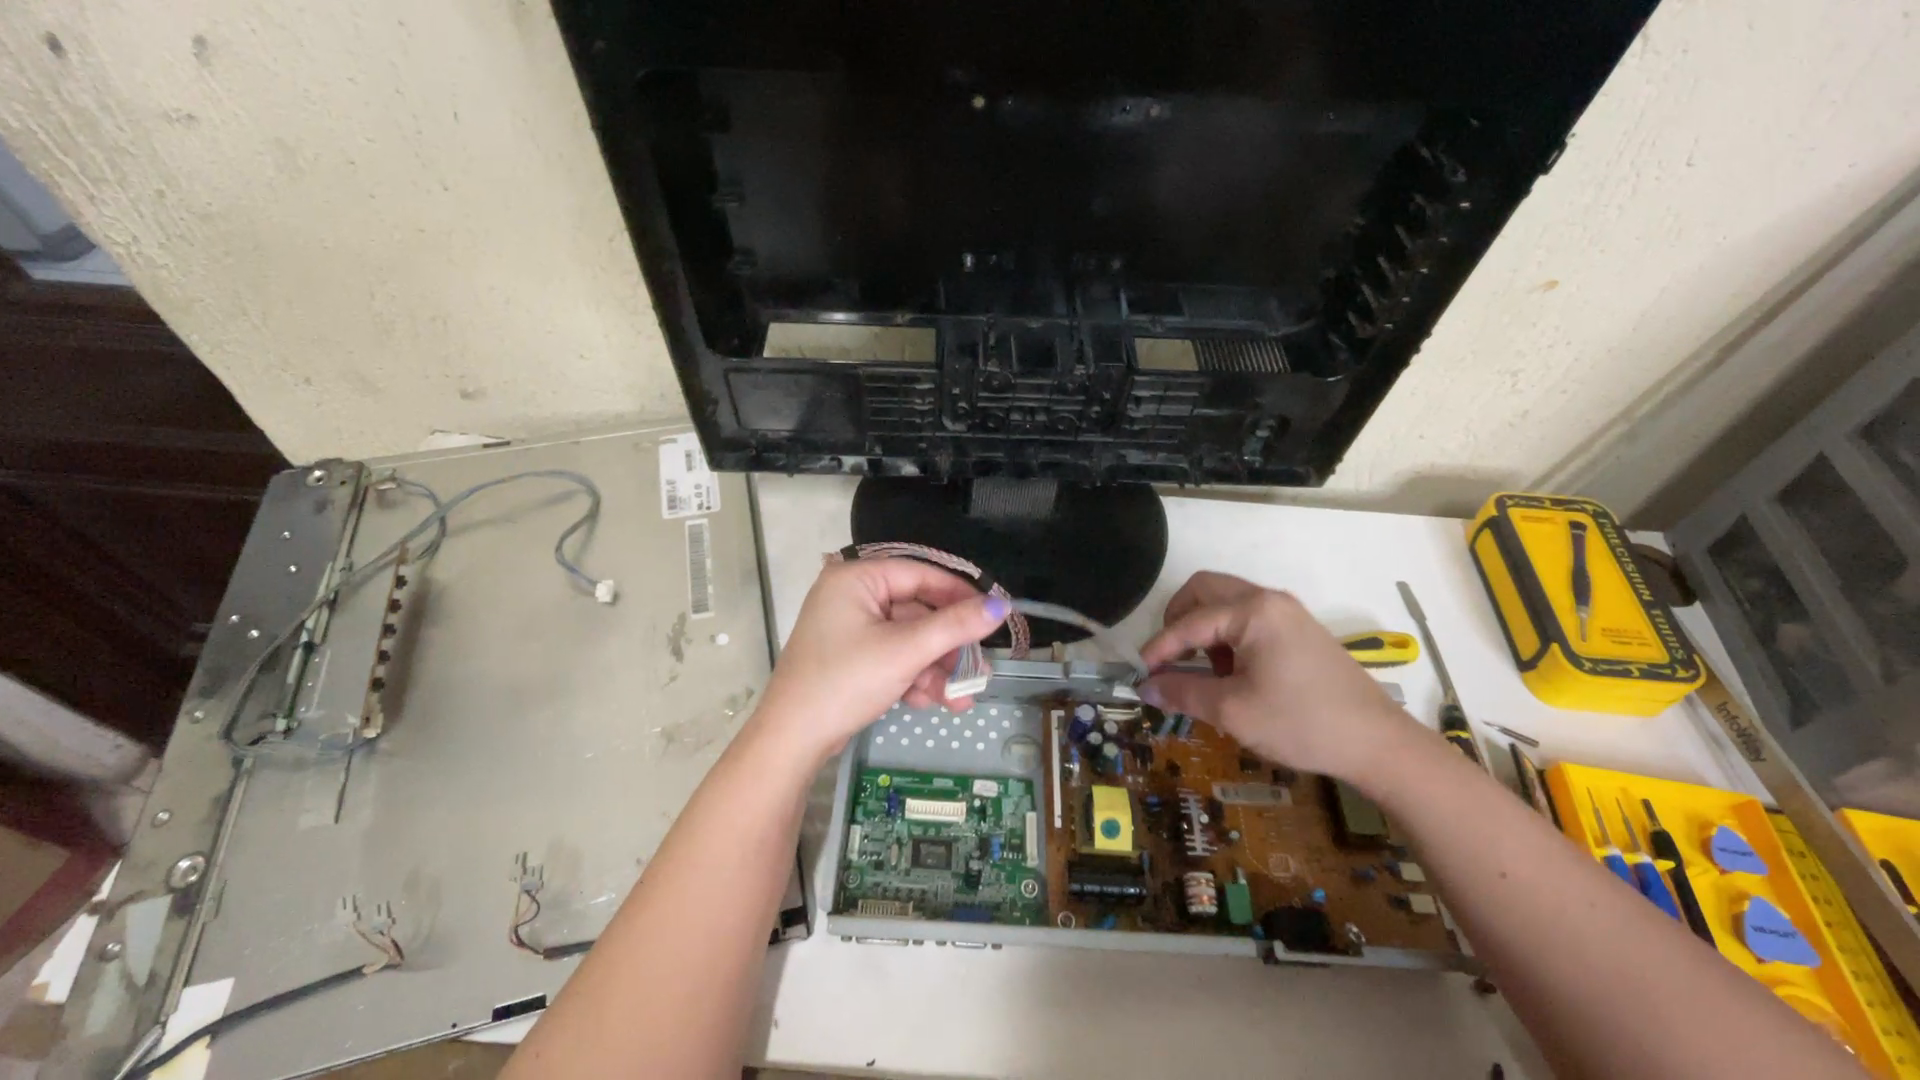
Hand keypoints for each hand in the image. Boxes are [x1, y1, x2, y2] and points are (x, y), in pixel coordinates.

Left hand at [755, 558, 1008, 759]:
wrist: (793, 738)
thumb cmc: (845, 682)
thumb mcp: (905, 651)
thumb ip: (955, 626)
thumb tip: (1001, 606)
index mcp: (856, 579)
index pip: (920, 574)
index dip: (959, 594)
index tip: (993, 614)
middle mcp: (851, 596)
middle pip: (918, 612)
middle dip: (947, 648)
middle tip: (978, 672)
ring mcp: (850, 628)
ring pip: (910, 639)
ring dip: (935, 670)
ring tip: (958, 701)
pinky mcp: (852, 657)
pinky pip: (894, 657)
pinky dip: (913, 678)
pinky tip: (926, 703)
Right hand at [1137, 572, 1422, 784]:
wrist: (1376, 742)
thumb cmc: (1300, 723)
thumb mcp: (1233, 711)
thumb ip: (1183, 692)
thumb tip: (1145, 686)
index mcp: (1253, 612)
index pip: (1189, 621)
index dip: (1159, 647)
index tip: (1141, 673)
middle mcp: (1269, 600)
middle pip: (1205, 590)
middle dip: (1178, 620)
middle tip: (1168, 658)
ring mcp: (1288, 613)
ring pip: (1227, 603)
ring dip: (1204, 628)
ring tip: (1204, 672)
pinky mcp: (1299, 631)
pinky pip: (1249, 618)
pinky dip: (1228, 636)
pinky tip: (1233, 674)